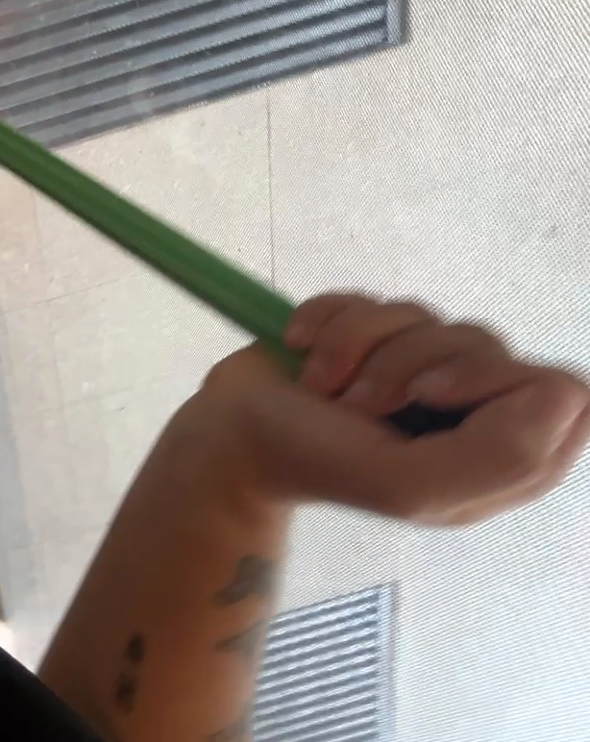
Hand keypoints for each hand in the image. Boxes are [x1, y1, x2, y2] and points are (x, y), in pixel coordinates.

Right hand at [175, 294, 589, 524]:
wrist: (226, 435)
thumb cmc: (316, 464)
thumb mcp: (414, 485)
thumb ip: (508, 453)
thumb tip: (547, 387)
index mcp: (498, 448)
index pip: (558, 389)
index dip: (497, 382)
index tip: (429, 398)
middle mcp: (461, 398)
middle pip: (483, 344)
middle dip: (403, 364)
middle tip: (358, 401)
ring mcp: (403, 360)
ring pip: (416, 314)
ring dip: (351, 345)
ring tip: (318, 384)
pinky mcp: (352, 331)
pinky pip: (360, 298)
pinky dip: (321, 319)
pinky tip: (297, 345)